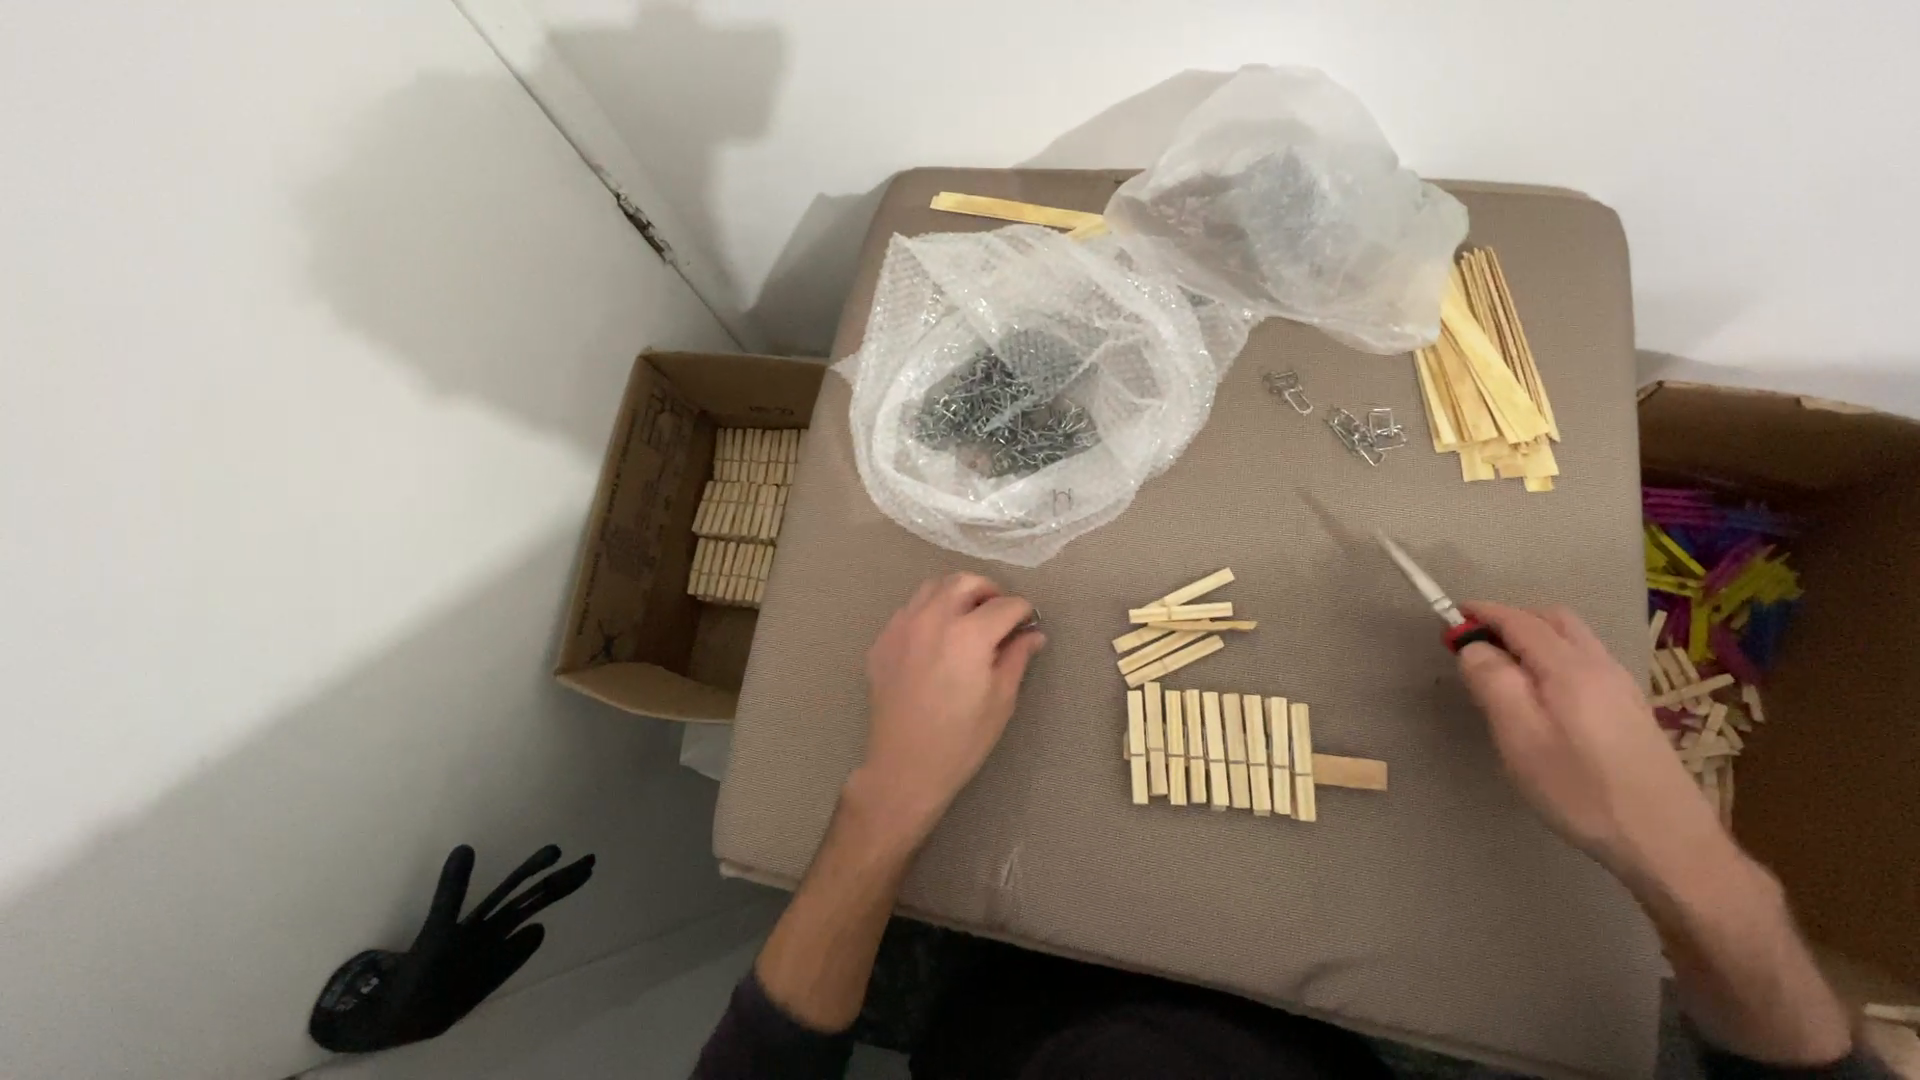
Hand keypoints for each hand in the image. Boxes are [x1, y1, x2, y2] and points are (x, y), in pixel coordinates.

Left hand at [848, 573, 1045, 849]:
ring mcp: (902, 627)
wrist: (905, 767)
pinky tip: (938, 636)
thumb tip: (1033, 635)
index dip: (1023, 611)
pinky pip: (909, 609)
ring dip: (956, 593)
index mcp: (969, 634)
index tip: (1028, 622)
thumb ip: (1016, 658)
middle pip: (965, 582)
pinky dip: (929, 610)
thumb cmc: (961, 739)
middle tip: (1000, 613)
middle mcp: (933, 618)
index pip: (1005, 605)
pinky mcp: (882, 640)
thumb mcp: (1001, 700)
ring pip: (932, 587)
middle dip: (989, 591)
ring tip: (968, 617)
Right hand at [1454, 602, 1727, 886]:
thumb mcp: (1519, 736)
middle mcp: (1601, 667)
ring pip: (1574, 641)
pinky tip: (1542, 694)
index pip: (1520, 621)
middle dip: (1511, 619)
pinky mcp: (1632, 712)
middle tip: (1475, 643)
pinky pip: (1586, 663)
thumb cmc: (1579, 789)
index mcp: (1569, 668)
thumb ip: (1492, 682)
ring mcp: (1623, 689)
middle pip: (1554, 620)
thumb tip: (1475, 647)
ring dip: (1534, 637)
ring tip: (1502, 668)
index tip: (1448, 618)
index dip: (1482, 613)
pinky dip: (1555, 657)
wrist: (1667, 842)